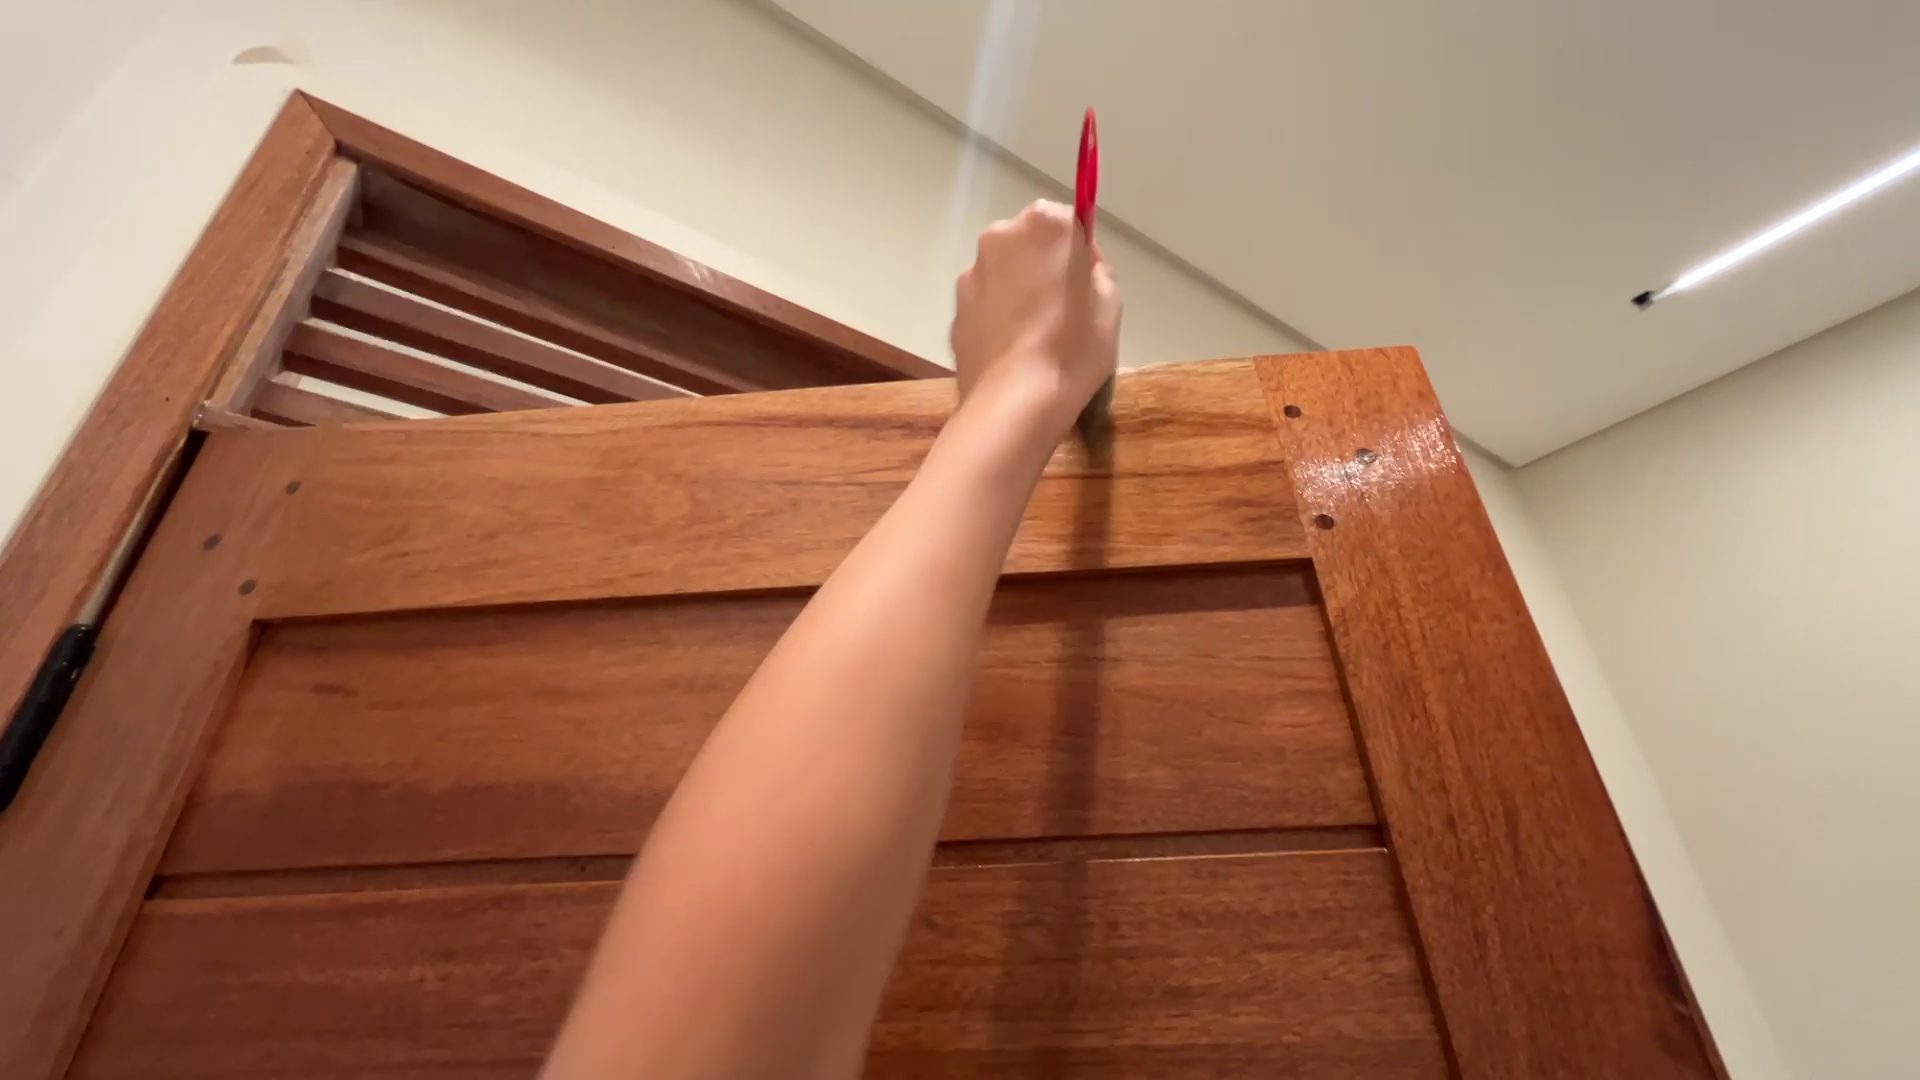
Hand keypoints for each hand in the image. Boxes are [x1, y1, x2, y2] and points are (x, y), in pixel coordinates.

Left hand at [950, 201, 1120, 442]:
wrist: (1014, 402)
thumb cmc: (1072, 349)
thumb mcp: (1110, 304)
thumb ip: (1095, 272)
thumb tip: (1078, 269)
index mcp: (1044, 224)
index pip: (1067, 221)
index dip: (1077, 254)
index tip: (1084, 286)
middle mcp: (1000, 237)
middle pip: (1029, 244)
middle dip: (1043, 269)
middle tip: (1062, 313)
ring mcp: (971, 274)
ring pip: (1003, 275)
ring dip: (1017, 293)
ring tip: (1033, 338)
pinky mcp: (955, 310)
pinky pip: (985, 306)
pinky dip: (996, 319)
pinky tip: (1011, 352)